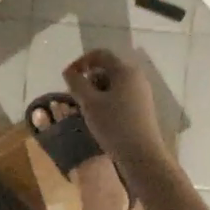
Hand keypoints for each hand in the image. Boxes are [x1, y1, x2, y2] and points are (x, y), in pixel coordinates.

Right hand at [62, 49, 167, 166]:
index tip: (67, 78)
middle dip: (88, 79)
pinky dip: (107, 100)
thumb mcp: (89, 103)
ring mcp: (141, 92)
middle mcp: (136, 77)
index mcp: (125, 71)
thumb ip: (76, 83)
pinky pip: (120, 95)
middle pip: (107, 68)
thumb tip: (69, 72)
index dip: (80, 62)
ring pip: (113, 83)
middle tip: (77, 96)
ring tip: (86, 109)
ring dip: (96, 91)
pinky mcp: (142, 107)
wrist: (142, 155)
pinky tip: (100, 117)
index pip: (100, 55)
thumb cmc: (114, 125)